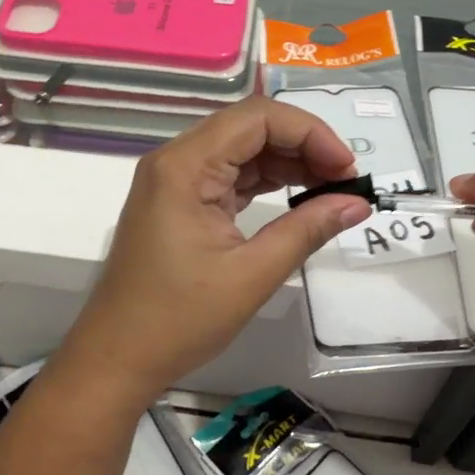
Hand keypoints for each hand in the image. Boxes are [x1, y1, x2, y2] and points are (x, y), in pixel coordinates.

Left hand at [55, 97, 371, 409]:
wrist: (117, 357)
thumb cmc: (180, 319)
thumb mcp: (252, 274)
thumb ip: (307, 230)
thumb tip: (357, 203)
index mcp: (185, 167)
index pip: (257, 118)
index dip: (310, 133)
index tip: (347, 169)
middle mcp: (175, 162)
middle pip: (248, 128)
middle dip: (302, 146)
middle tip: (345, 182)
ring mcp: (173, 182)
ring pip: (240, 150)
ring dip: (286, 164)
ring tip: (331, 190)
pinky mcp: (177, 204)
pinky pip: (227, 176)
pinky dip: (264, 182)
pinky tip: (298, 199)